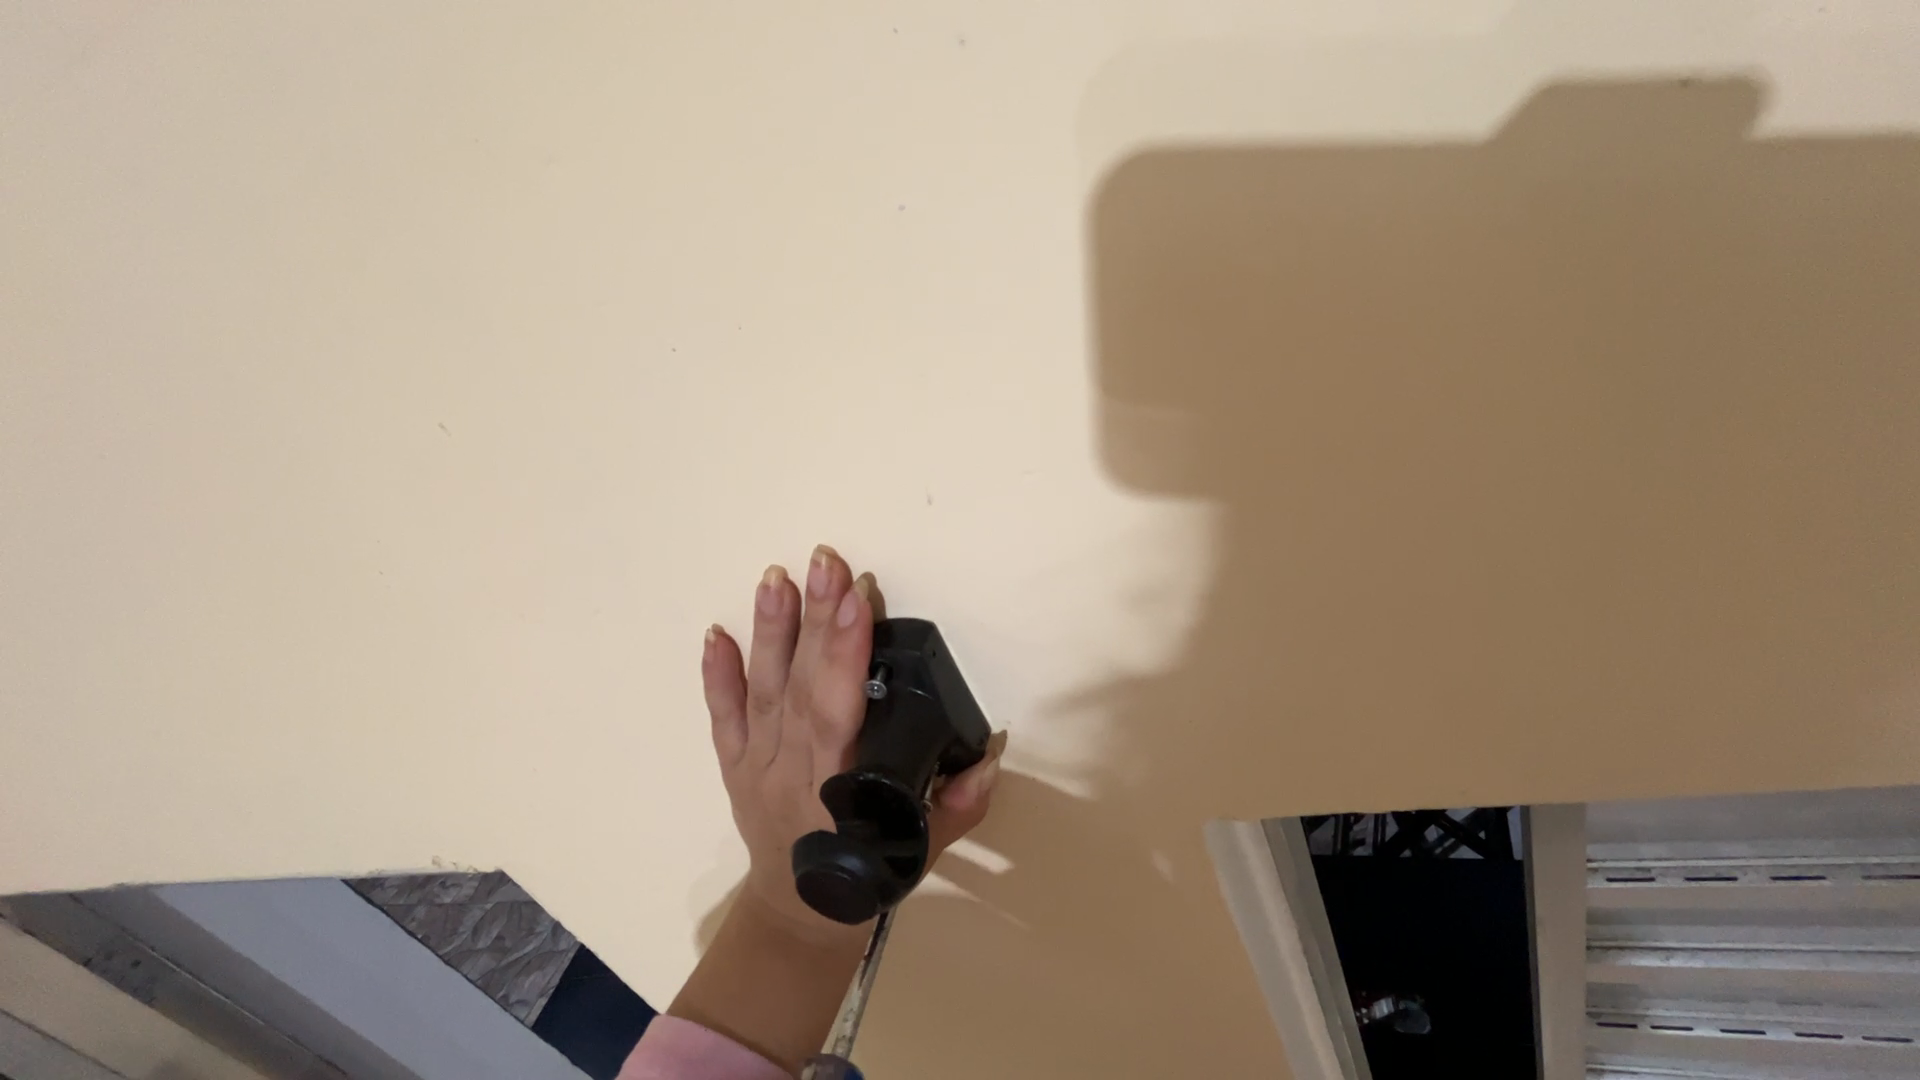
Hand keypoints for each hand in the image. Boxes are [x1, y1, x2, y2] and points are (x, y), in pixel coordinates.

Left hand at [701, 544, 1005, 946]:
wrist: (795, 916)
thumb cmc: (864, 878)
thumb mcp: (918, 852)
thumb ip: (956, 808)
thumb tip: (989, 758)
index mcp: (831, 792)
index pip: (835, 713)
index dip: (843, 654)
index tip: (857, 597)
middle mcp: (786, 771)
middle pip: (799, 689)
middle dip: (814, 621)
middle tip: (826, 562)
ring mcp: (753, 765)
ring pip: (761, 691)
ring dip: (770, 630)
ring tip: (778, 576)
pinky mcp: (733, 763)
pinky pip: (722, 715)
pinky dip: (717, 672)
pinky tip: (717, 629)